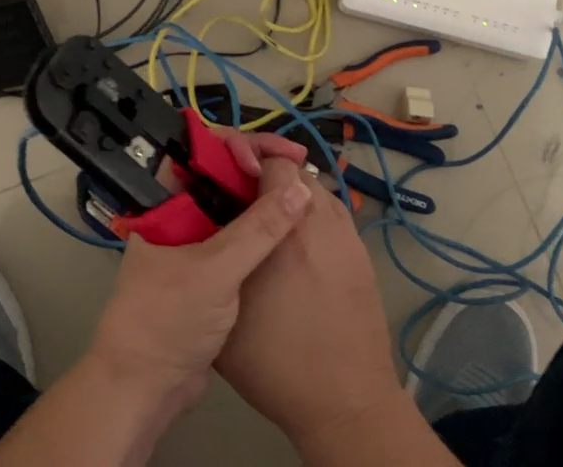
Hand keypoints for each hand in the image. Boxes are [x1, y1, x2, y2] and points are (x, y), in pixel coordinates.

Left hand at [82, 132, 312, 418]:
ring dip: (265, 195)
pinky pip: (240, 236)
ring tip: (305, 190)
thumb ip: (258, 229)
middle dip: (260, 165)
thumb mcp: (215, 272)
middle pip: (221, 173)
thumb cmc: (167, 321)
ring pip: (234, 205)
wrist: (144, 389)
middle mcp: (177, 214)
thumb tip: (300, 188)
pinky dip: (264, 227)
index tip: (274, 157)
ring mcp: (194, 242)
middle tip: (302, 167)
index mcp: (164, 202)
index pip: (199, 149)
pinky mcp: (209, 270)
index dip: (238, 143)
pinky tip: (293, 226)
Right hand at [216, 157, 404, 446]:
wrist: (346, 401)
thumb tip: (200, 233)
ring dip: (292, 197)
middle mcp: (320, 220)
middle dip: (267, 179)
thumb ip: (215, 263)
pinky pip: (333, 216)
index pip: (270, 163)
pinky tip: (295, 250)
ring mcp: (347, 236)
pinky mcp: (362, 254)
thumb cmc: (276, 361)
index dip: (245, 162)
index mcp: (285, 230)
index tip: (225, 176)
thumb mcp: (224, 314)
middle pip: (296, 172)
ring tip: (267, 224)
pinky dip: (312, 218)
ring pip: (317, 191)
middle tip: (243, 202)